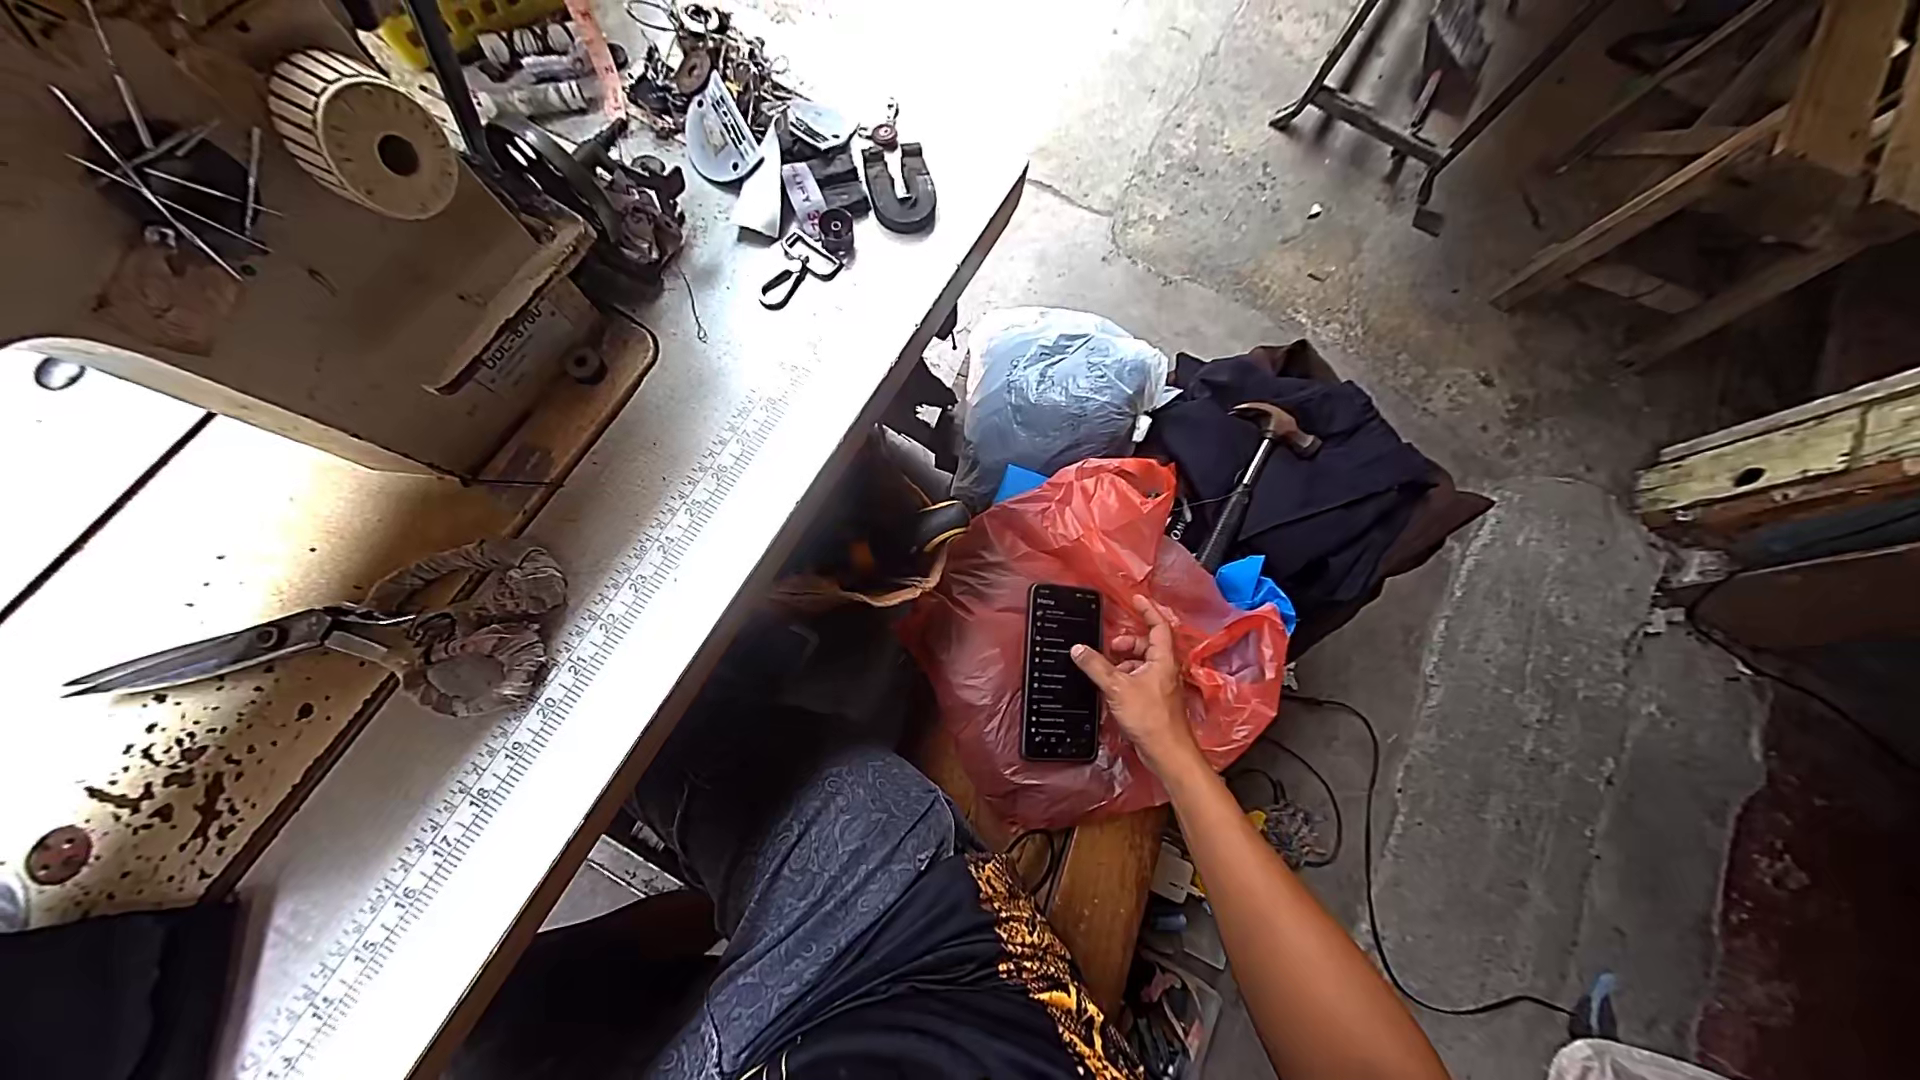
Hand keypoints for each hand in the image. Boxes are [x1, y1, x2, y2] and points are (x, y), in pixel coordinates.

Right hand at [1071, 594, 1201, 775]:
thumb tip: (1078, 649)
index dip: (1147, 610)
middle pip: (1147, 644)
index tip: (1135, 599)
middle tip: (1110, 645)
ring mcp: (1161, 684)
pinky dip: (1125, 676)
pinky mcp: (1155, 699)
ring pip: (1142, 662)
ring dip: (1124, 661)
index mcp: (1162, 659)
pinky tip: (1113, 686)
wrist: (1167, 751)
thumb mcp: (1117, 687)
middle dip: (1127, 641)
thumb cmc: (1149, 717)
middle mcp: (1165, 668)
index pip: (1158, 626)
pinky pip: (1139, 677)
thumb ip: (1096, 666)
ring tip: (1108, 668)